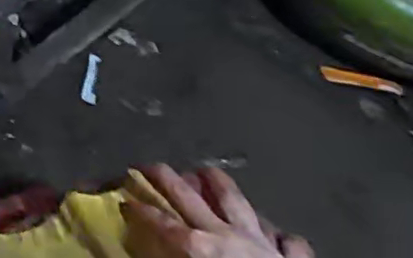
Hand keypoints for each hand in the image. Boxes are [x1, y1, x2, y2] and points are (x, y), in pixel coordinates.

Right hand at [125, 164, 312, 257]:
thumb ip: (178, 257)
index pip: (164, 224)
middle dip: (165, 177)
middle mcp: (227, 235)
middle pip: (189, 197)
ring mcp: (263, 242)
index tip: (124, 200)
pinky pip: (288, 241)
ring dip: (218, 184)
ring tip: (205, 170)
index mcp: (201, 248)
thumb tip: (152, 252)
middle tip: (148, 163)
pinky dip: (280, 235)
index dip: (142, 211)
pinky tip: (278, 234)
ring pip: (236, 201)